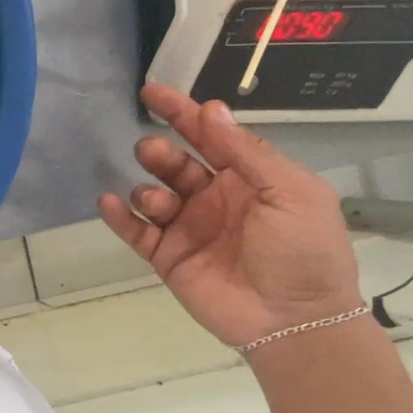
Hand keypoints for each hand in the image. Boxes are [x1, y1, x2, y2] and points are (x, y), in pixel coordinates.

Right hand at [97, 84, 362, 348]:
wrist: (294, 320)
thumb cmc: (304, 252)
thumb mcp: (291, 193)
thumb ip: (247, 153)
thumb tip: (210, 110)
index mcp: (248, 179)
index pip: (210, 136)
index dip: (182, 112)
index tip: (151, 92)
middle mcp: (213, 198)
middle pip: (174, 162)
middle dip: (159, 152)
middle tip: (153, 152)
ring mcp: (188, 227)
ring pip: (152, 193)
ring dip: (148, 188)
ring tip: (159, 201)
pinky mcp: (166, 255)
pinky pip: (134, 229)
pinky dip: (118, 215)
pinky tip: (108, 202)